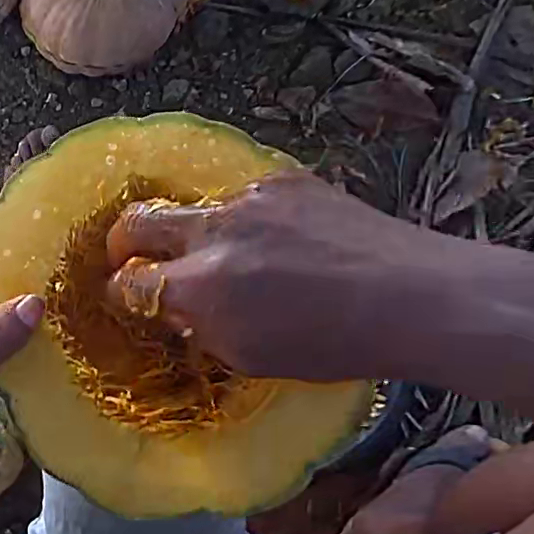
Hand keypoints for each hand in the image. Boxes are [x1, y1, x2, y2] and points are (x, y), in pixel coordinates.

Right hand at [104, 171, 505, 381]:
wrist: (415, 295)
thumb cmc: (332, 343)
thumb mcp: (249, 355)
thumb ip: (198, 325)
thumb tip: (172, 305)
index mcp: (203, 287)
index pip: (129, 281)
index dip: (118, 291)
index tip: (125, 295)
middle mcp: (214, 232)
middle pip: (136, 221)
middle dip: (122, 242)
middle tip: (133, 258)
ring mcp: (248, 198)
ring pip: (190, 207)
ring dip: (190, 232)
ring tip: (223, 254)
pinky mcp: (282, 178)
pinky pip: (238, 198)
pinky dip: (237, 220)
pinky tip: (270, 238)